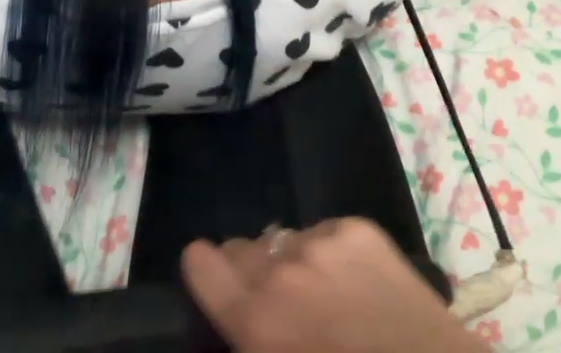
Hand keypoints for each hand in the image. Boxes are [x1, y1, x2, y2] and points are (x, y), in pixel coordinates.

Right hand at [182, 219, 488, 352]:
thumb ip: (249, 332)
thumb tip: (238, 308)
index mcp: (254, 319)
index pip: (199, 262)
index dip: (207, 271)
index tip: (222, 283)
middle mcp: (278, 273)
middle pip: (239, 248)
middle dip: (255, 273)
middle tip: (288, 306)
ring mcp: (320, 244)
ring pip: (285, 239)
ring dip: (297, 263)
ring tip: (332, 295)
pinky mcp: (358, 229)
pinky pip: (326, 230)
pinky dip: (336, 252)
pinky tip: (362, 281)